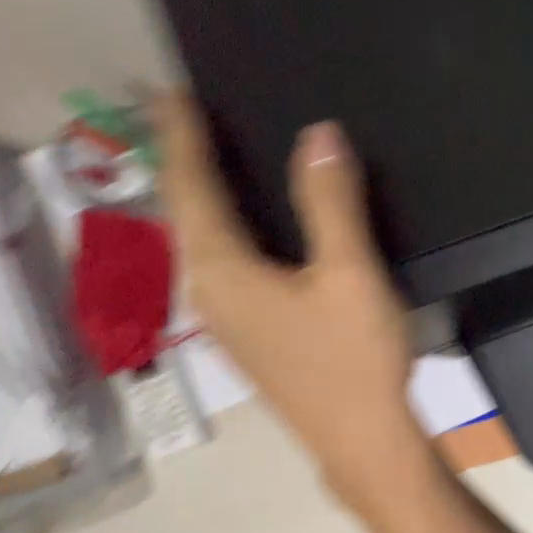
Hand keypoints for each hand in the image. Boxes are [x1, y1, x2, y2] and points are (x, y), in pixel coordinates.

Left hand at [154, 95, 421, 490]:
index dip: (182, 138)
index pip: (190, 187)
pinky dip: (235, 240)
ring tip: (221, 175)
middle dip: (187, 168)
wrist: (363, 438)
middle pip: (188, 218)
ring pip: (208, 248)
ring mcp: (228, 322)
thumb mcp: (352, 274)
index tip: (169, 93)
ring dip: (209, 206)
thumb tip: (319, 136)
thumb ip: (332, 205)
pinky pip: (231, 272)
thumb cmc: (355, 356)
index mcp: (222, 269)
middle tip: (191, 127)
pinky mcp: (254, 342)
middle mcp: (209, 292)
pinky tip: (259, 245)